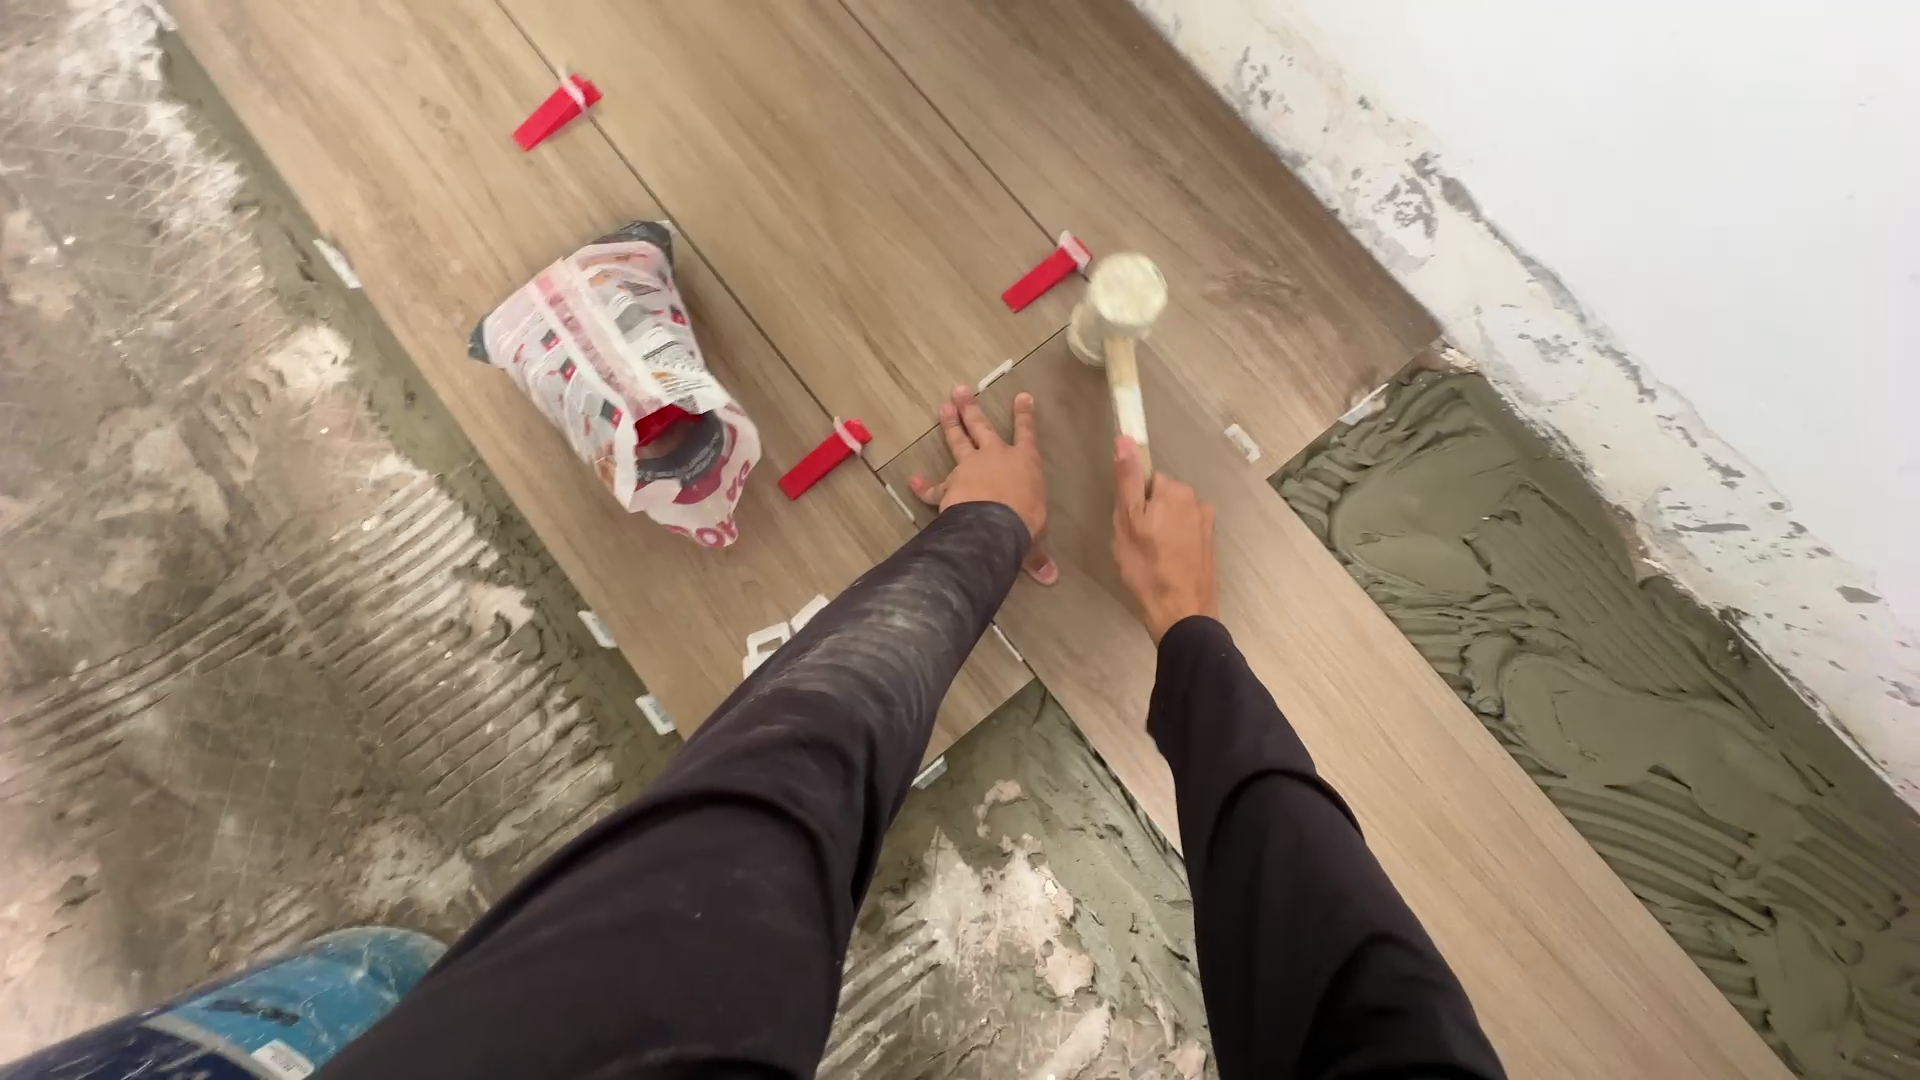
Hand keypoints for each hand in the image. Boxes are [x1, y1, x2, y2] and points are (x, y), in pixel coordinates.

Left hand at [910, 385, 1057, 584]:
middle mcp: (996, 457)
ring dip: (950, 424)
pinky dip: (924, 486)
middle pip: (982, 427)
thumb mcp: (1035, 538)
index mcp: (1025, 463)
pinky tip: (914, 481)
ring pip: (958, 442)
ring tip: (943, 407)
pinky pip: (935, 487)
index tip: (1022, 396)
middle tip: (960, 391)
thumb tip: (1050, 578)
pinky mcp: (950, 486)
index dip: (1025, 415)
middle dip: (972, 409)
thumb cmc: (1024, 523)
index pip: (1027, 433)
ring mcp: (970, 468)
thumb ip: (1038, 556)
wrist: (995, 526)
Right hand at [1112, 436, 1216, 641]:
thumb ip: (1128, 478)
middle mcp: (1198, 501)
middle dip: (1146, 516)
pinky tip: (1163, 566)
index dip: (1133, 503)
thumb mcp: (1127, 520)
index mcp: (1177, 490)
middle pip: (1160, 497)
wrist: (1181, 612)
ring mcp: (1207, 525)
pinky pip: (1182, 535)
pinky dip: (1172, 546)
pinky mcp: (1209, 546)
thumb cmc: (1148, 566)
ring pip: (1171, 518)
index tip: (1129, 526)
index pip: (1146, 480)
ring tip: (1148, 559)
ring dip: (1159, 532)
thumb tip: (1126, 437)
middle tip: (1135, 544)